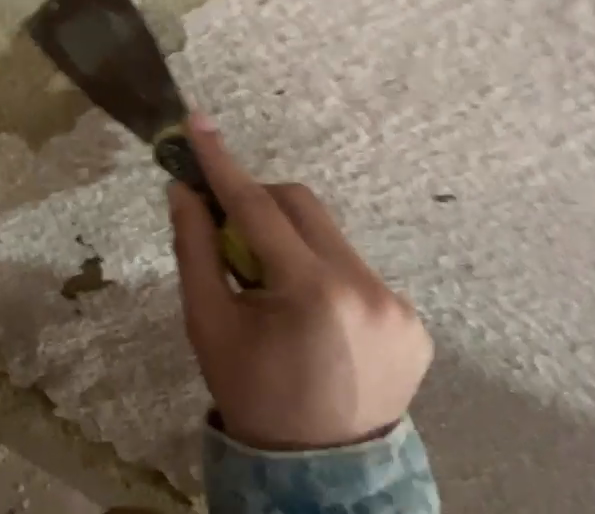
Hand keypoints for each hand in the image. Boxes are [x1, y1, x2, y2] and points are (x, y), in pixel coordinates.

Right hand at [168, 114, 432, 450]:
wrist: (322, 471)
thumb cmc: (253, 393)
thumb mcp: (208, 322)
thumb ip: (194, 248)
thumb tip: (182, 191)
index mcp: (312, 292)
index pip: (257, 208)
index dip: (222, 163)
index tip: (197, 123)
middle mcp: (367, 288)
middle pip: (300, 206)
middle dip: (257, 204)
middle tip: (227, 232)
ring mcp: (397, 305)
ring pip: (327, 235)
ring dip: (287, 239)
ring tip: (267, 285)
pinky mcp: (412, 321)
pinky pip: (352, 268)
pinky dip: (317, 269)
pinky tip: (305, 311)